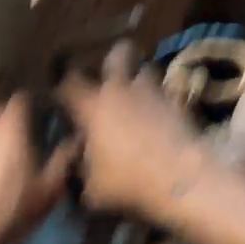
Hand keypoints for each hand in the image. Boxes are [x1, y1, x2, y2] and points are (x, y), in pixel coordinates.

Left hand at [0, 92, 77, 243]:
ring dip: (2, 131)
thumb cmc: (16, 206)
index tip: (44, 109)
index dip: (32, 101)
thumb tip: (78, 138)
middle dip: (17, 116)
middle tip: (33, 131)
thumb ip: (65, 157)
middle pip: (3, 110)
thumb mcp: (50, 187)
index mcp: (12, 128)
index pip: (20, 99)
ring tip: (15, 150)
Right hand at [58, 40, 205, 212]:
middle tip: (112, 68)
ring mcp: (153, 93)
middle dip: (115, 57)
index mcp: (92, 106)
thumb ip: (82, 172)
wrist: (180, 179)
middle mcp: (120, 90)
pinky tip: (162, 112)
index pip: (69, 83)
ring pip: (147, 69)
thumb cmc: (128, 181)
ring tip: (140, 91)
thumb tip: (79, 162)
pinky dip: (163, 98)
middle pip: (117, 54)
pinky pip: (168, 92)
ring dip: (142, 77)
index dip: (64, 84)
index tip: (64, 91)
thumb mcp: (94, 189)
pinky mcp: (178, 103)